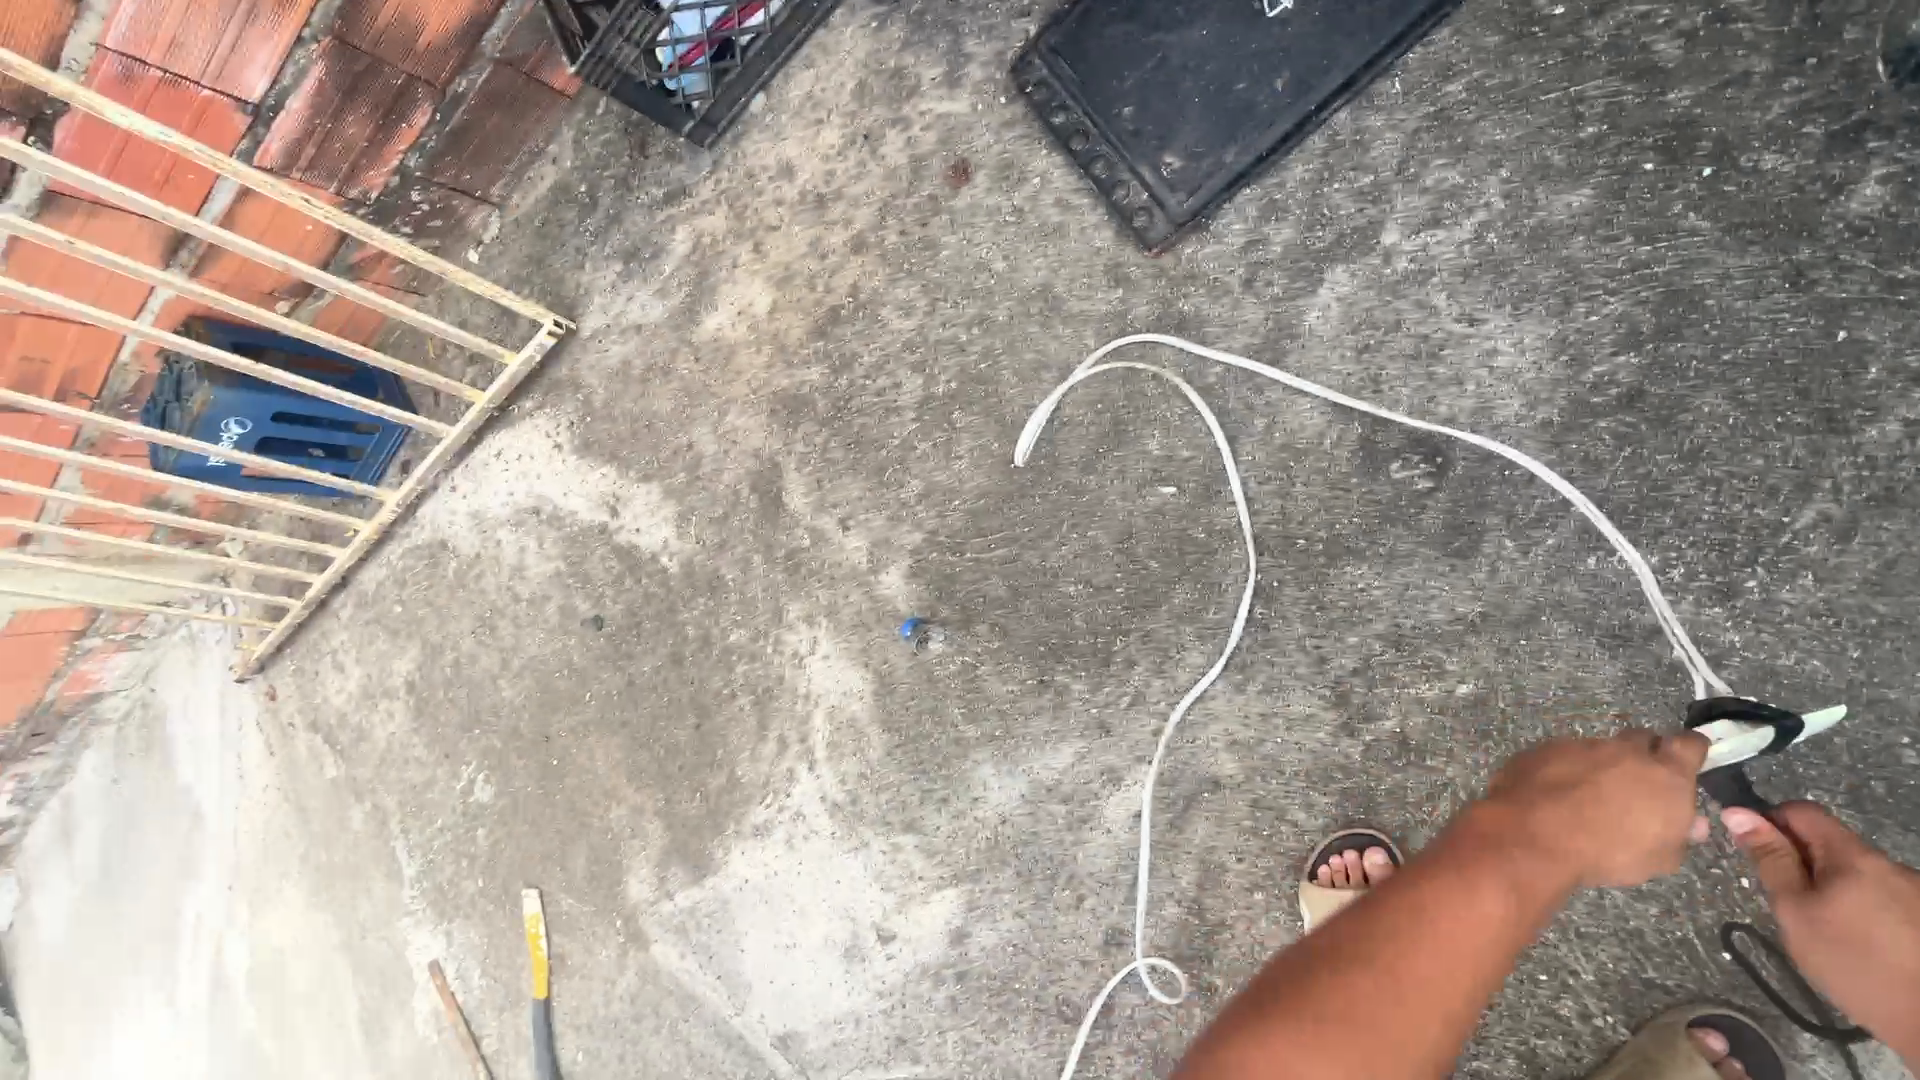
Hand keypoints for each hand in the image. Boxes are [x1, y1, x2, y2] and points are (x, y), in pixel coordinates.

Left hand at [1481, 731, 1708, 887]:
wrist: (1533, 835)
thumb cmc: (1608, 852)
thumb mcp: (1662, 857)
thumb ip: (1680, 833)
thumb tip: (1691, 821)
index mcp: (1663, 773)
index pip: (1688, 745)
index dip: (1690, 749)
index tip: (1687, 757)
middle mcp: (1622, 751)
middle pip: (1640, 739)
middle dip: (1643, 754)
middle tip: (1636, 780)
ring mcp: (1577, 746)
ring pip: (1597, 748)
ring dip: (1599, 764)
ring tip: (1586, 793)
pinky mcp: (1541, 749)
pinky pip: (1560, 754)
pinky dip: (1563, 768)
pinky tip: (1553, 791)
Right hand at [1723, 802, 1919, 1060]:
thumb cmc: (1851, 961)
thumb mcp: (1794, 909)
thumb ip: (1769, 859)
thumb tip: (1738, 812)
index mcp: (1855, 858)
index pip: (1802, 811)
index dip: (1770, 821)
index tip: (1756, 852)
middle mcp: (1893, 867)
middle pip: (1831, 844)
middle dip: (1801, 862)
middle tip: (1789, 901)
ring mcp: (1916, 894)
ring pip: (1856, 873)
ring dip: (1831, 887)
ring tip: (1825, 927)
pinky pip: (1881, 896)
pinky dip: (1860, 908)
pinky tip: (1860, 942)